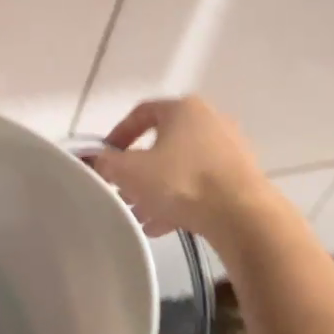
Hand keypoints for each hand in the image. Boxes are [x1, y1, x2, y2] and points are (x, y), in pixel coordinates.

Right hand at [85, 95, 282, 240]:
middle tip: (121, 190)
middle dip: (137, 169)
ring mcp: (228, 147)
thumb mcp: (129, 172)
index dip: (117, 135)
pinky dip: (178, 199)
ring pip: (179, 166)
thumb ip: (105, 163)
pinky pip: (198, 183)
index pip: (141, 113)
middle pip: (161, 143)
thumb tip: (95, 160)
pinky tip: (162, 224)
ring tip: (139, 213)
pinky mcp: (238, 174)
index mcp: (183, 109)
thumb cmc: (179, 182)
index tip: (104, 159)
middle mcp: (209, 120)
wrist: (239, 212)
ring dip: (156, 188)